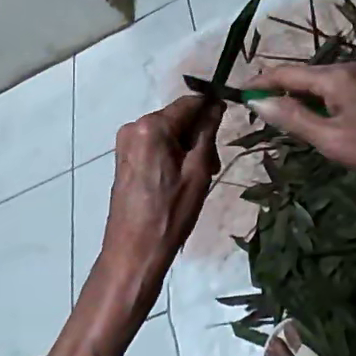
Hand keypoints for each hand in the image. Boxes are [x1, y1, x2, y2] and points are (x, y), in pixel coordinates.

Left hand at [50, 95, 222, 355]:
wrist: (134, 252)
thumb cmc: (170, 213)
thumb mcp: (198, 171)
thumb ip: (206, 133)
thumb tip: (216, 104)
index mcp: (150, 126)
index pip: (189, 103)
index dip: (211, 109)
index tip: (230, 122)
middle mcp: (133, 127)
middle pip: (177, 118)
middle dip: (199, 136)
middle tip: (213, 167)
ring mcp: (125, 143)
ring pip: (168, 133)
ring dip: (188, 148)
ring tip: (199, 179)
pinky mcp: (125, 159)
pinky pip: (155, 146)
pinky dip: (172, 156)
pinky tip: (181, 181)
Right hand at [246, 62, 355, 202]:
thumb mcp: (331, 140)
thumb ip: (293, 118)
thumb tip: (259, 102)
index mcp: (335, 76)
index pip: (286, 73)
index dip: (261, 83)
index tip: (239, 94)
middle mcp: (348, 68)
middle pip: (303, 75)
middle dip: (278, 89)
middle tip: (256, 109)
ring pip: (320, 82)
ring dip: (298, 95)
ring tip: (279, 114)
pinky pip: (336, 88)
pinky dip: (318, 99)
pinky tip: (314, 117)